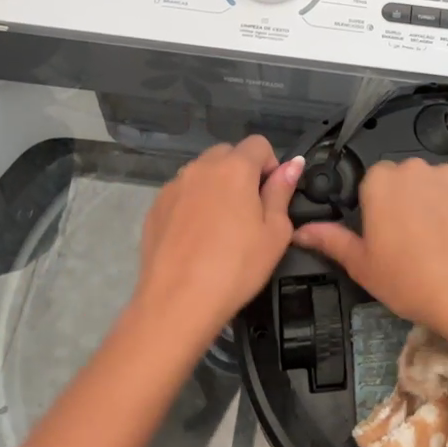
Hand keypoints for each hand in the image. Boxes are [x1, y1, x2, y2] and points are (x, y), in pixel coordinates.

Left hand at [134, 135, 303, 341]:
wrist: (177, 302)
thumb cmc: (236, 267)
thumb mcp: (275, 233)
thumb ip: (282, 192)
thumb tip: (292, 164)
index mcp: (234, 168)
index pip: (258, 144)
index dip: (270, 165)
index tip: (272, 195)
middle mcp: (200, 168)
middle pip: (228, 154)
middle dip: (242, 172)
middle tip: (249, 212)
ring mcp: (173, 187)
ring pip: (202, 173)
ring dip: (216, 187)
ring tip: (220, 228)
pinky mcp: (154, 208)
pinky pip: (181, 194)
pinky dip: (193, 205)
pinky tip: (196, 239)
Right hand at [291, 157, 447, 332]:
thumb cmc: (408, 279)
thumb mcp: (361, 265)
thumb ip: (331, 240)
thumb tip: (300, 231)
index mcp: (379, 181)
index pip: (372, 183)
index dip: (377, 208)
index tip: (384, 234)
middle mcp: (413, 167)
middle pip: (404, 178)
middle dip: (406, 200)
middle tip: (411, 240)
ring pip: (434, 183)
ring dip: (434, 201)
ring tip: (440, 239)